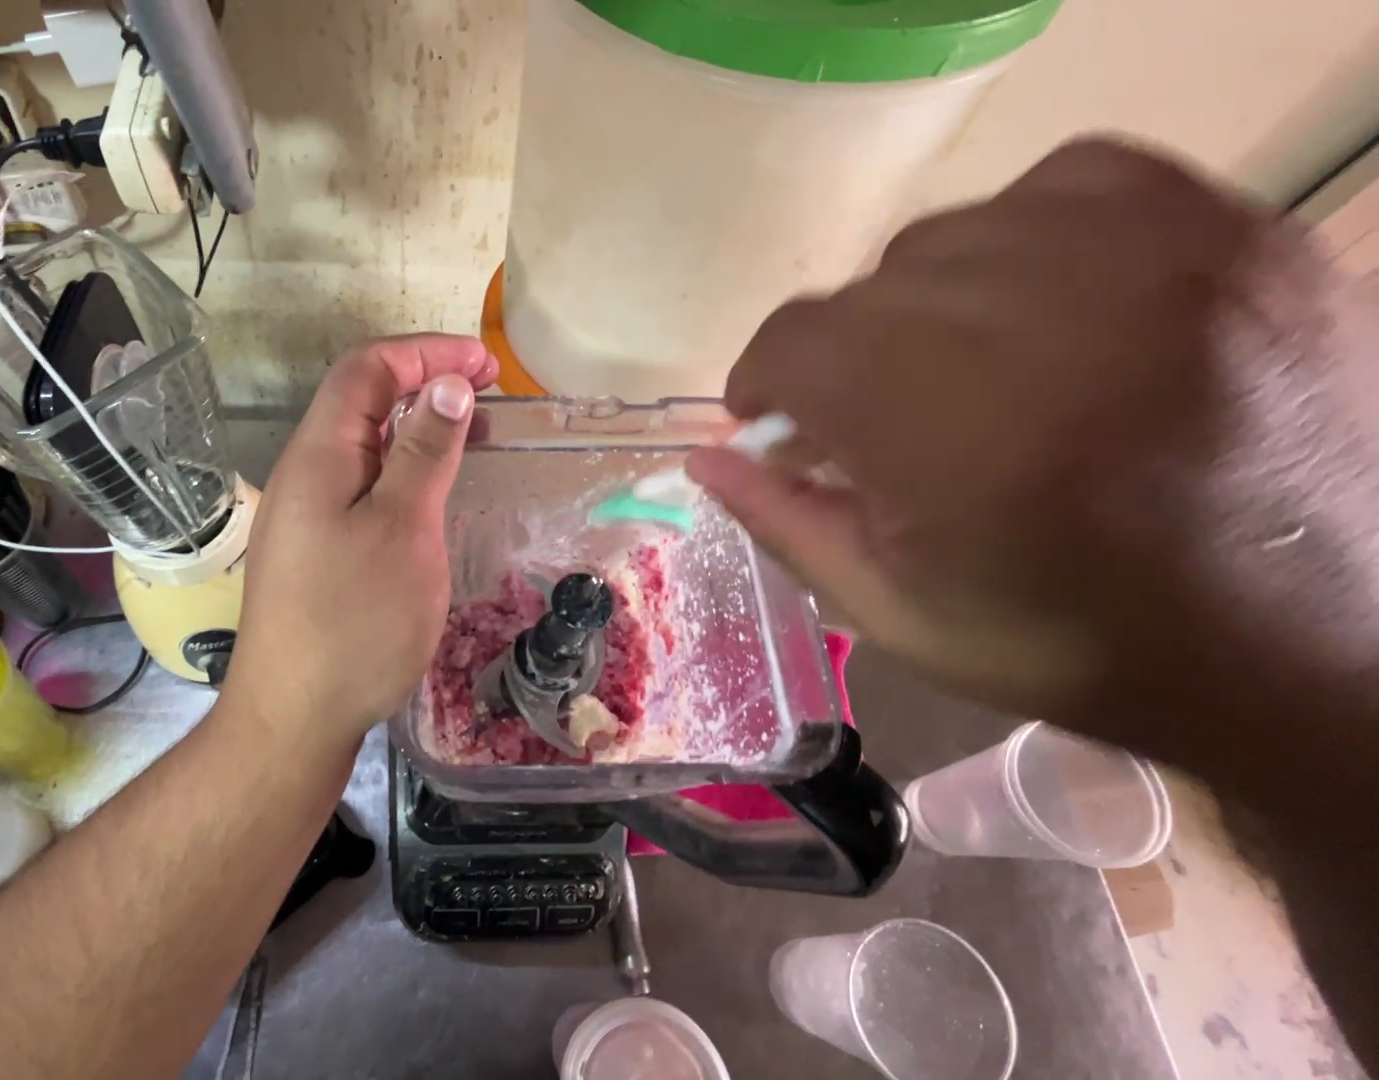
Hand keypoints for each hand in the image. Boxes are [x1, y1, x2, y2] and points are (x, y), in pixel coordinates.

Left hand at [223, 334, 498, 745]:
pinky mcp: (317, 550)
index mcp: (320, 454)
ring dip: (418, 428)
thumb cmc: (355, 622)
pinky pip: (363, 486)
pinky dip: (404, 471)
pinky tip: (433, 493)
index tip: (488, 366)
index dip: (426, 352)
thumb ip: (423, 451)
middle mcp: (305, 473)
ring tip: (475, 436)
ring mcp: (307, 514)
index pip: (367, 368)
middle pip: (361, 400)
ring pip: (365, 445)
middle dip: (425, 382)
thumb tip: (448, 382)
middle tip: (489, 395)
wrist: (293, 717)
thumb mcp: (403, 528)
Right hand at [688, 139, 1378, 771]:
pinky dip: (1020, 235)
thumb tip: (704, 457)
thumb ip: (784, 524)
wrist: (1319, 641)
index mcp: (955, 431)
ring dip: (920, 304)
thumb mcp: (894, 612)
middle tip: (871, 422)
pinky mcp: (1230, 232)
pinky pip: (1065, 182)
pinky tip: (1036, 302)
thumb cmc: (1076, 642)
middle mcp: (1049, 319)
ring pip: (950, 236)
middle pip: (865, 292)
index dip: (764, 383)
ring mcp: (1154, 261)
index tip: (775, 426)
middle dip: (841, 360)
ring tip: (957, 368)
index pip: (798, 342)